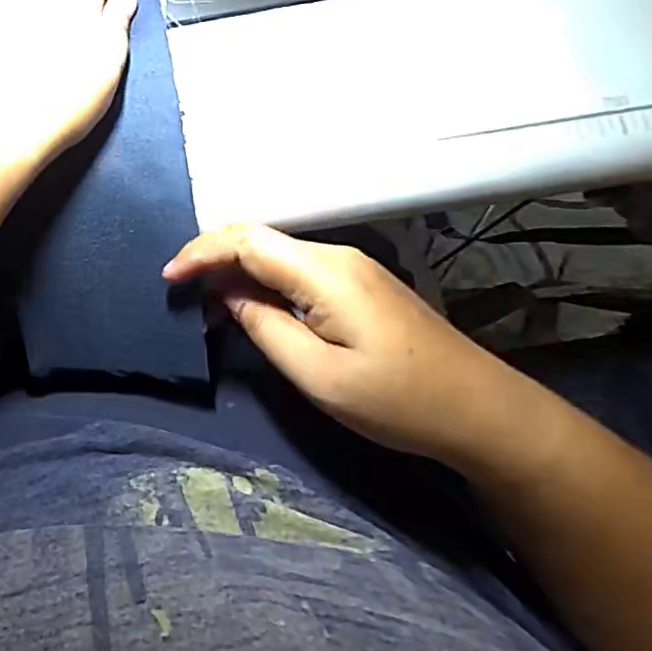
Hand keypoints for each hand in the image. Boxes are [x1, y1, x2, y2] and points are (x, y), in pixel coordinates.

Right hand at [162, 224, 545, 467]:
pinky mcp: (359, 284)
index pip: (247, 241)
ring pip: (276, 254)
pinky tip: (251, 307)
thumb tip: (229, 294)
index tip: (170, 279)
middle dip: (214, 259)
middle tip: (184, 294)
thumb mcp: (318, 375)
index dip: (201, 253)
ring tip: (209, 305)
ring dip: (237, 271)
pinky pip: (296, 270)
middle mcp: (336, 256)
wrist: (481, 411)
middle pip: (259, 239)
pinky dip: (263, 282)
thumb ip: (264, 327)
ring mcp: (351, 267)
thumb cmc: (398, 400)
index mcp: (324, 271)